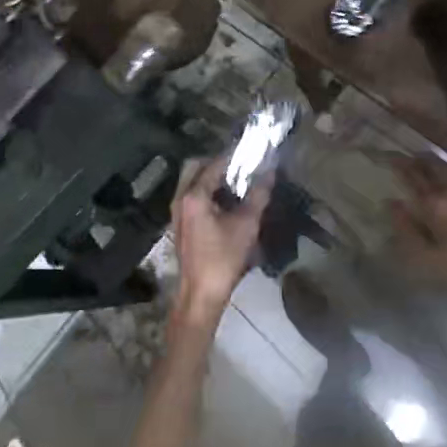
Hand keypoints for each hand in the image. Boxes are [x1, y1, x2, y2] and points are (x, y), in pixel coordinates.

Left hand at [171, 158, 269, 318]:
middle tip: (240, 166)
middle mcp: (181, 199)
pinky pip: (191, 196)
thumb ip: (258, 195)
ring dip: (211, 178)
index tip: (250, 152)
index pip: (214, 164)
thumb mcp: (247, 225)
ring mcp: (177, 212)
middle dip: (217, 163)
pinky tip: (225, 203)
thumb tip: (270, 173)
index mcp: (194, 196)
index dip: (233, 156)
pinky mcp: (180, 224)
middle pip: (195, 167)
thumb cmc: (224, 258)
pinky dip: (206, 192)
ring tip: (236, 183)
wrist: (201, 294)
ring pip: (191, 182)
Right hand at [388, 154, 446, 305]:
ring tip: (427, 162)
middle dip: (418, 160)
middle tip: (406, 157)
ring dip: (438, 164)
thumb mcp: (423, 262)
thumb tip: (391, 202)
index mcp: (437, 206)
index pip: (412, 176)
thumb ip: (404, 229)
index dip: (398, 164)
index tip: (388, 156)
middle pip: (434, 166)